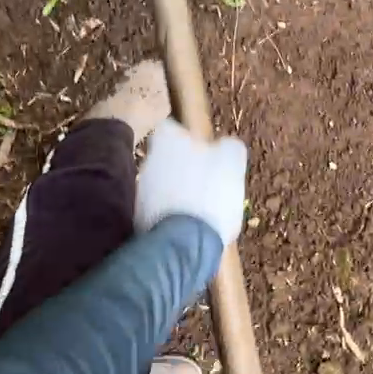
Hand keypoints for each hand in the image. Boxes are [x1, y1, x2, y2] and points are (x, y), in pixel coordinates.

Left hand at [133, 119, 246, 244]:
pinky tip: (188, 225)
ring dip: (175, 190)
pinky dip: (169, 213)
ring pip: (159, 183)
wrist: (185, 245)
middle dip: (181, 166)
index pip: (169, 128)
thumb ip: (229, 147)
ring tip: (199, 206)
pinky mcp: (139, 220)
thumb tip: (226, 144)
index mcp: (168, 143)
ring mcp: (141, 192)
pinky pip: (156, 209)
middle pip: (164, 157)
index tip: (199, 147)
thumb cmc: (211, 197)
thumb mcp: (232, 165)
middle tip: (204, 179)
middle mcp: (148, 162)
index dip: (184, 136)